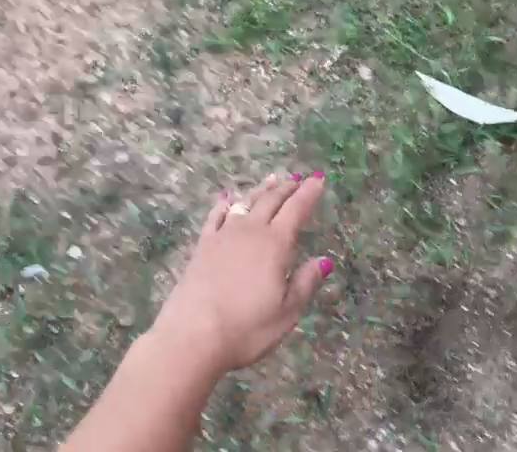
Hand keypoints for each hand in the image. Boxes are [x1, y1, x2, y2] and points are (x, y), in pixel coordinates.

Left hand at [151, 171, 332, 374]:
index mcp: (275, 244)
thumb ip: (305, 283)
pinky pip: (216, 215)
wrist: (193, 337)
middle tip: (298, 179)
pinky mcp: (202, 245)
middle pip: (271, 200)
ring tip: (272, 180)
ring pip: (246, 202)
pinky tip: (227, 199)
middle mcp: (250, 231)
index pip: (296, 209)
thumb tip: (324, 260)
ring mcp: (223, 235)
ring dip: (261, 189)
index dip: (309, 193)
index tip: (319, 179)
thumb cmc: (246, 329)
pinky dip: (225, 203)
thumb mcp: (286, 313)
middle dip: (287, 187)